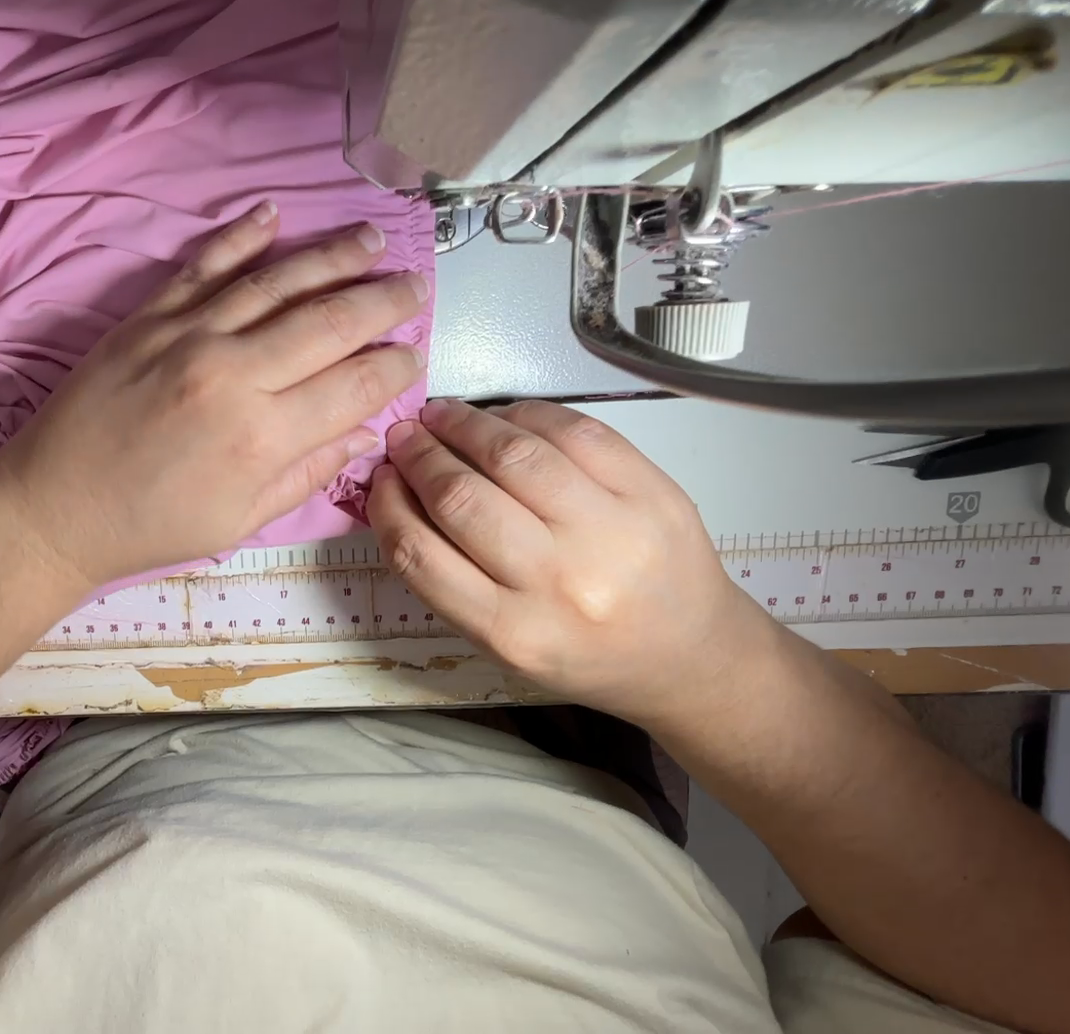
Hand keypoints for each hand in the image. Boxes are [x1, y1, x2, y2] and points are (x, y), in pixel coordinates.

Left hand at [0, 203, 426, 588]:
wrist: (53, 509)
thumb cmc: (150, 528)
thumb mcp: (238, 522)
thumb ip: (306, 472)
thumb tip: (363, 433)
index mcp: (262, 437)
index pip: (354, 386)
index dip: (394, 368)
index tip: (415, 356)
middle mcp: (232, 374)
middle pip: (330, 323)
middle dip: (384, 302)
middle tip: (417, 286)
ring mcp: (187, 335)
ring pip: (278, 282)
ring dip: (333, 257)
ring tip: (373, 242)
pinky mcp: (147, 317)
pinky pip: (203, 265)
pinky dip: (240, 237)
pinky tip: (274, 215)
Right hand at [366, 399, 778, 726]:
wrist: (689, 656)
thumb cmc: (585, 653)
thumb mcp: (502, 641)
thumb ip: (447, 575)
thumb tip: (401, 490)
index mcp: (513, 632)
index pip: (420, 555)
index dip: (388, 505)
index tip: (380, 479)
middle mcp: (561, 584)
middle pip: (462, 498)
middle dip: (420, 456)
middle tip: (404, 437)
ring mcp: (612, 533)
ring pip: (514, 455)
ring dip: (464, 424)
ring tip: (442, 416)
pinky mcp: (653, 492)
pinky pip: (573, 431)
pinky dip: (524, 413)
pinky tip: (502, 417)